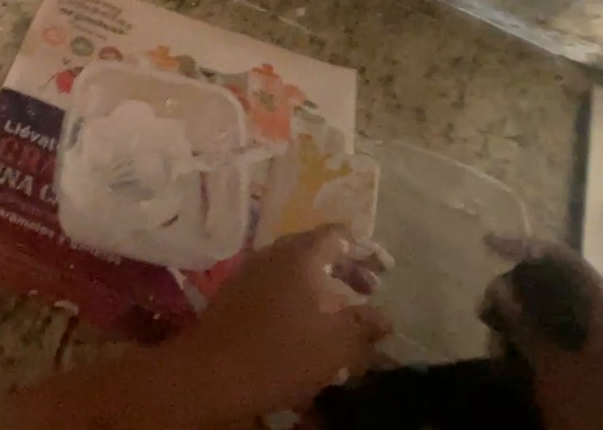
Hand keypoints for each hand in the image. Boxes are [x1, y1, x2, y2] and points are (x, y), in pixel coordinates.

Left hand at [170, 224, 393, 418]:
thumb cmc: (282, 351)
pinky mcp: (239, 289)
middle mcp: (274, 252)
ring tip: (345, 309)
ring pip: (296, 265)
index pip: (337, 234)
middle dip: (347, 266)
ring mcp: (253, 268)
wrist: (215, 368)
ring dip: (324, 281)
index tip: (387, 269)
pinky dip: (301, 291)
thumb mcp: (335, 343)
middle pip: (316, 247)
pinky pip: (278, 280)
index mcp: (300, 254)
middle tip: (371, 290)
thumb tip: (385, 316)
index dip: (366, 248)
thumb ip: (364, 325)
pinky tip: (310, 320)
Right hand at [479, 236, 602, 429]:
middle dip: (520, 292)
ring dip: (527, 323)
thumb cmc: (602, 423)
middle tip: (484, 309)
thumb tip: (500, 288)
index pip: (569, 263)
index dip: (527, 247)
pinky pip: (573, 351)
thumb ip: (527, 327)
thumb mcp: (556, 374)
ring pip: (566, 323)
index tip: (488, 246)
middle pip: (565, 291)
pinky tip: (516, 363)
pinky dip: (543, 348)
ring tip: (494, 340)